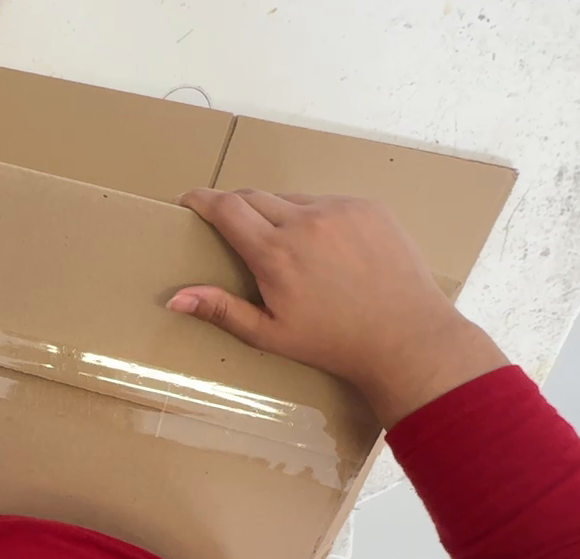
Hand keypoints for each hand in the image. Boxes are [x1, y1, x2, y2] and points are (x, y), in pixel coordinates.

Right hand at [169, 189, 507, 425]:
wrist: (404, 334)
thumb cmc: (329, 341)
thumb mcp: (266, 333)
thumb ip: (219, 309)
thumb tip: (175, 299)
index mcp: (275, 253)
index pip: (227, 208)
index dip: (202, 199)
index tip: (187, 199)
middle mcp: (306, 221)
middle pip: (254, 196)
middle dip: (231, 204)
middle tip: (222, 222)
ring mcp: (341, 209)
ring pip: (290, 199)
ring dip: (272, 213)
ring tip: (274, 242)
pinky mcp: (368, 208)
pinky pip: (325, 203)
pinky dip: (309, 217)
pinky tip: (315, 246)